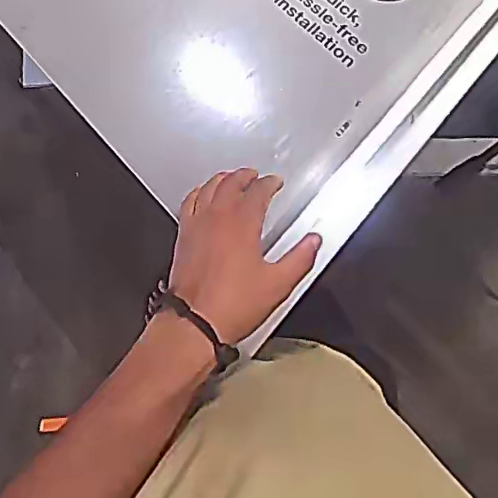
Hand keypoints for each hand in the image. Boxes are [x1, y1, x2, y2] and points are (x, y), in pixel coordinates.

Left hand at [169, 169, 321, 343]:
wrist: (194, 322)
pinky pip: (190, 201)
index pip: (258, 191)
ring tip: (231, 178)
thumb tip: (313, 242)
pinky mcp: (184, 234)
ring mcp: (198, 223)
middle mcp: (219, 216)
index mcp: (243, 223)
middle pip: (232, 182)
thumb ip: (300, 259)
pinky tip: (202, 194)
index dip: (270, 183)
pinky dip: (199, 192)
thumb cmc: (232, 305)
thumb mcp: (277, 284)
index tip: (275, 182)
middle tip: (255, 175)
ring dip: (223, 178)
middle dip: (246, 175)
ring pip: (210, 187)